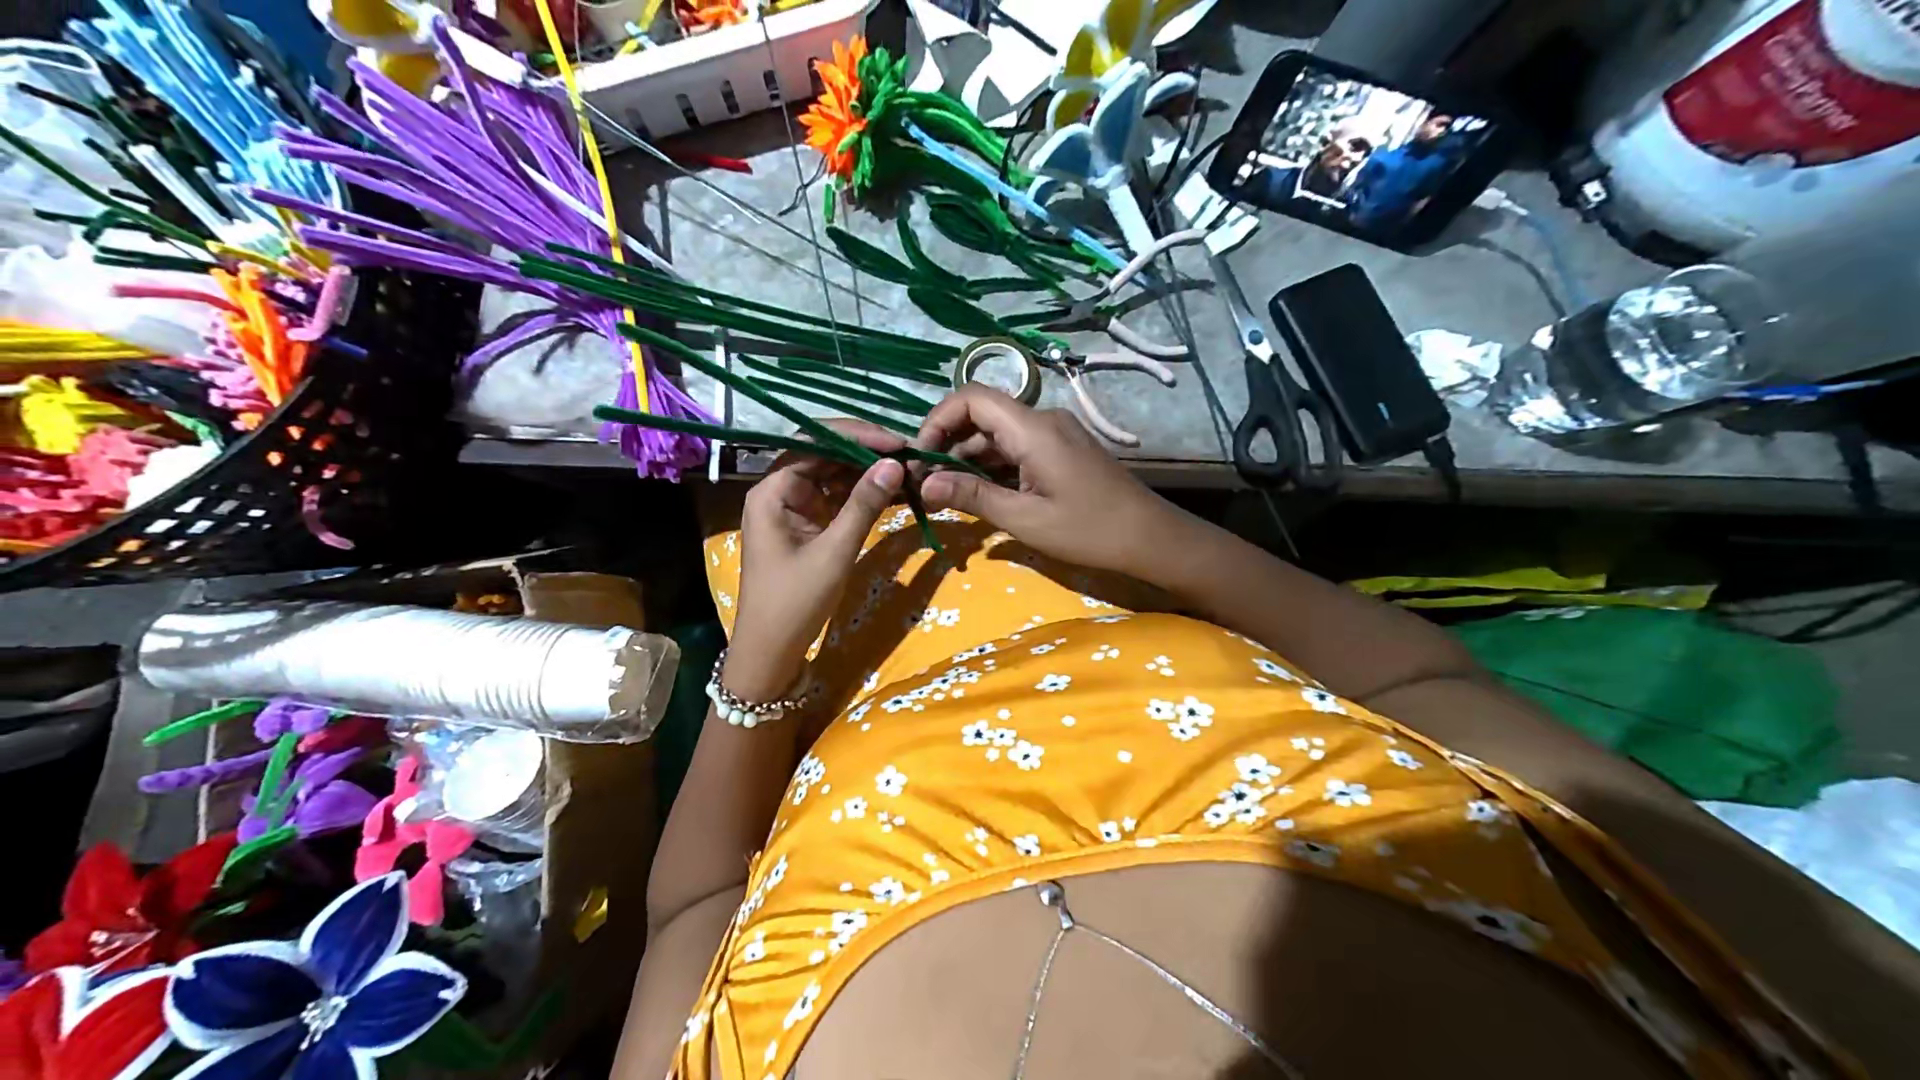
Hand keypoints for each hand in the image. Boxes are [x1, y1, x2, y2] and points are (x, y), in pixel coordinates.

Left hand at [724, 422, 904, 700]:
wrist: (772, 649)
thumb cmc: (795, 601)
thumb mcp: (835, 551)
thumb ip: (864, 505)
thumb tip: (895, 464)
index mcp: (773, 490)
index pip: (816, 443)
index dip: (857, 437)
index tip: (897, 443)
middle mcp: (780, 490)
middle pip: (824, 453)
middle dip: (865, 451)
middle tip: (909, 453)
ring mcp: (793, 507)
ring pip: (832, 475)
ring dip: (866, 471)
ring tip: (907, 468)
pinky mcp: (807, 524)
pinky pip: (835, 497)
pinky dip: (861, 494)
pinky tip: (892, 490)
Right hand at [915, 386, 1192, 580]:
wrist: (1149, 537)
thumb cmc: (1088, 530)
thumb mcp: (1025, 519)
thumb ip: (972, 497)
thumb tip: (924, 485)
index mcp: (1033, 429)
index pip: (972, 398)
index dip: (938, 419)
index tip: (920, 456)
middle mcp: (1042, 420)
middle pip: (982, 415)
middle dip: (947, 444)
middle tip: (925, 482)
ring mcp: (1054, 434)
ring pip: (997, 434)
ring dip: (968, 458)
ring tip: (945, 493)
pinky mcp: (1060, 450)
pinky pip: (1016, 447)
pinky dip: (992, 466)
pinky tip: (978, 493)